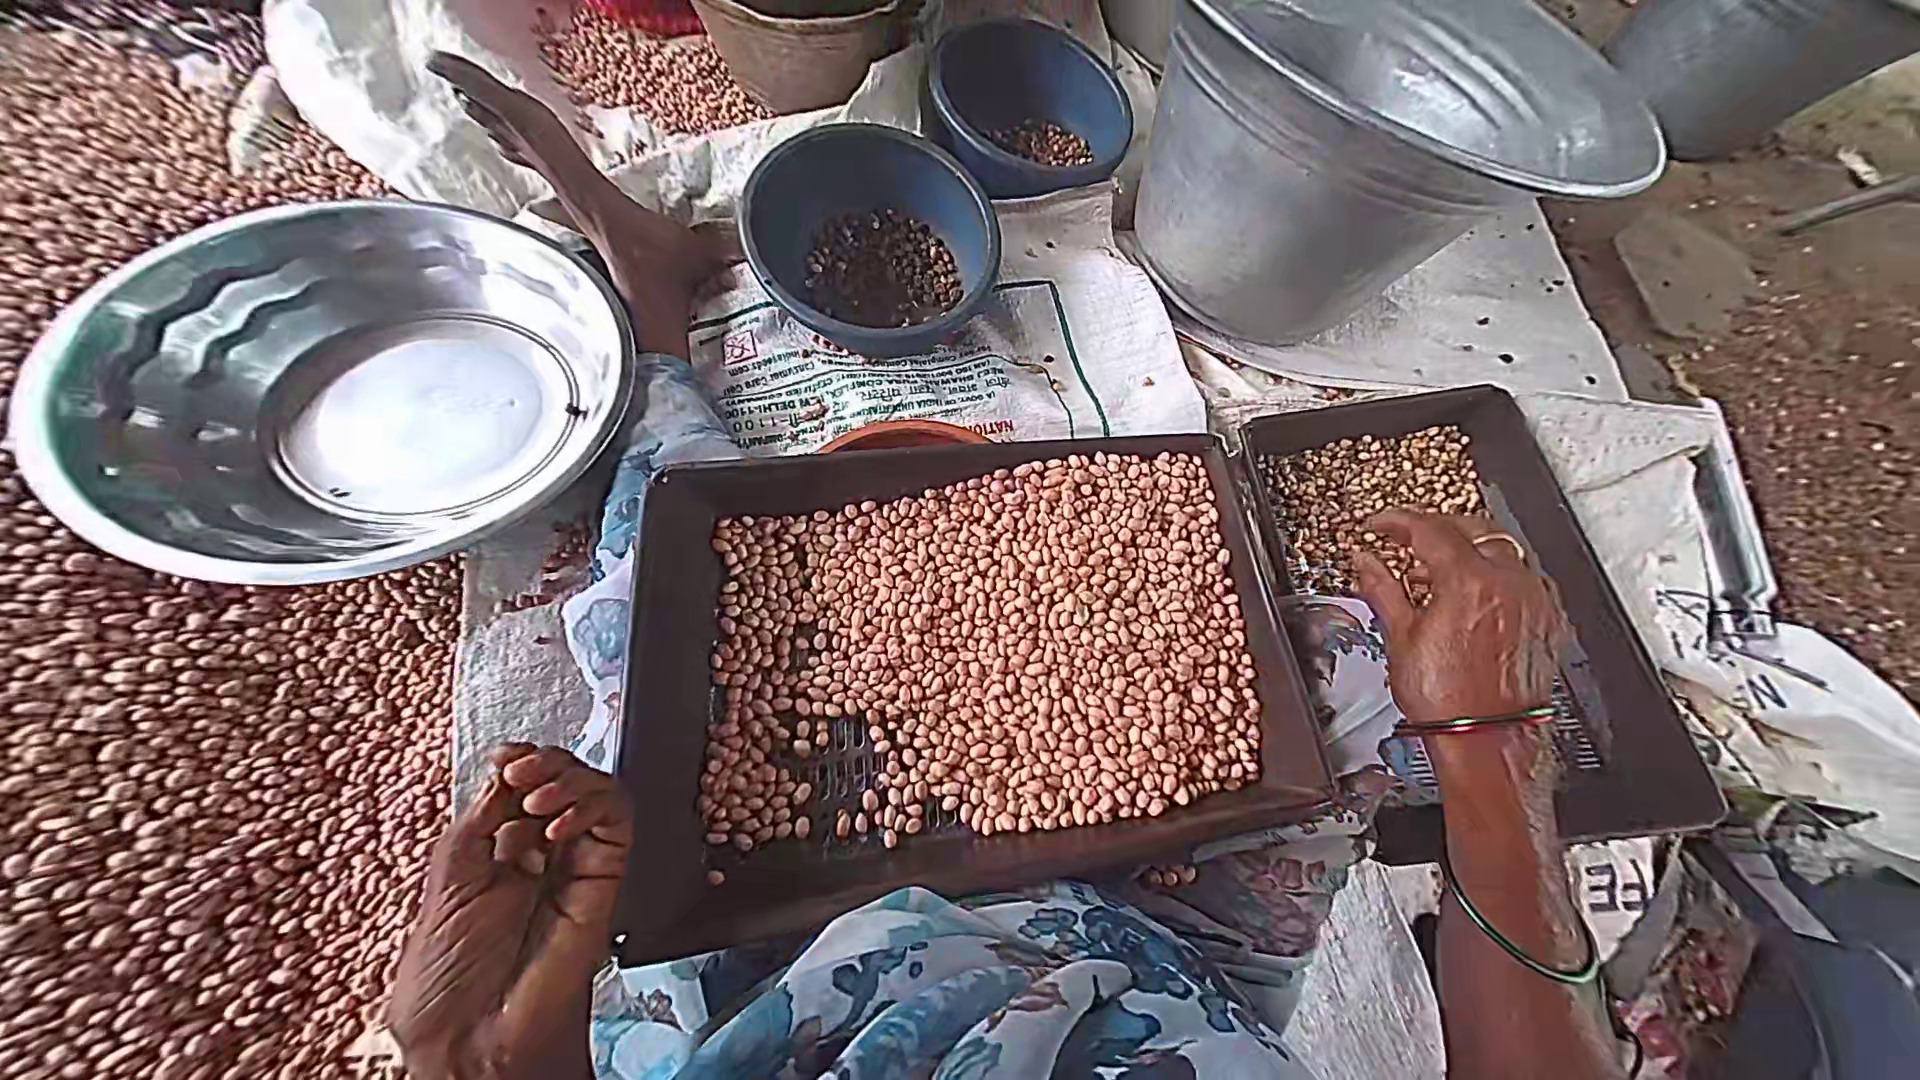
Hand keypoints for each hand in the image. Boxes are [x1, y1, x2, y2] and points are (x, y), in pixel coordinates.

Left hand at [388, 745, 631, 1079]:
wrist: (476, 1040)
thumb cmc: (449, 982)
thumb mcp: (444, 892)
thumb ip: (475, 830)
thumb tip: (501, 775)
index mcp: (505, 853)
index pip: (527, 789)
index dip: (522, 764)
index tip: (506, 755)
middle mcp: (546, 850)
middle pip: (566, 781)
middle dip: (547, 764)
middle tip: (522, 768)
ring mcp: (580, 859)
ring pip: (598, 791)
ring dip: (571, 780)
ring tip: (538, 795)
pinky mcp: (608, 871)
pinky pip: (617, 821)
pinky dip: (593, 808)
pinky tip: (557, 826)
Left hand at [428, 51, 738, 359]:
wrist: (654, 325)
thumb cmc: (669, 289)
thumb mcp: (700, 254)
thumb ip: (719, 237)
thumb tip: (741, 230)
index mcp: (591, 195)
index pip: (539, 137)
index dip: (500, 100)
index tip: (459, 72)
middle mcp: (575, 201)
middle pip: (523, 143)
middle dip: (491, 107)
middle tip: (456, 76)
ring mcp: (576, 216)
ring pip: (529, 163)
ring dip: (505, 131)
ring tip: (480, 106)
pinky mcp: (584, 228)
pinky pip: (545, 180)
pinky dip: (525, 157)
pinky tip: (514, 153)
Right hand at [1352, 510, 1568, 725]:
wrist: (1485, 736)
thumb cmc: (1445, 695)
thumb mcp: (1398, 633)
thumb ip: (1382, 587)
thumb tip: (1366, 561)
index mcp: (1470, 582)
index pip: (1430, 529)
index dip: (1397, 521)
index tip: (1378, 524)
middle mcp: (1511, 584)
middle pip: (1473, 528)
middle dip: (1433, 525)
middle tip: (1403, 534)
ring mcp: (1534, 600)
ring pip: (1500, 548)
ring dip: (1462, 547)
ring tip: (1428, 568)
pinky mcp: (1546, 619)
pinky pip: (1519, 575)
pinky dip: (1489, 570)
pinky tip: (1464, 589)